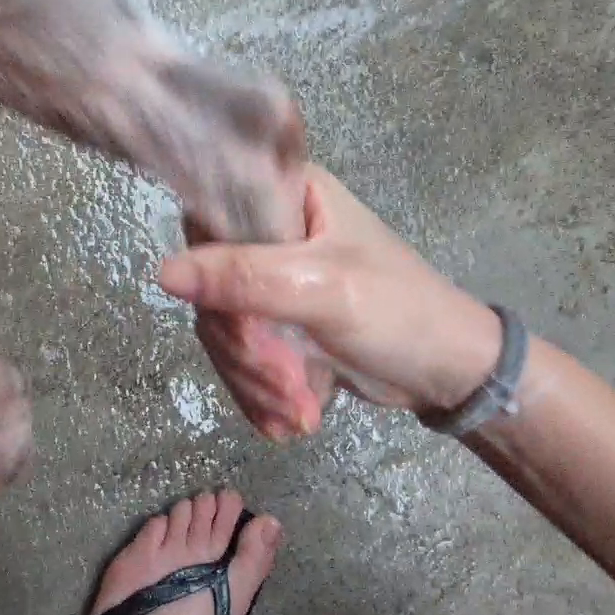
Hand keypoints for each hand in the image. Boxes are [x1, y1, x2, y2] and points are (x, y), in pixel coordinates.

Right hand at [160, 165, 502, 417]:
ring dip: (252, 377)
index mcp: (287, 196)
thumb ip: (245, 278)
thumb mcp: (323, 290)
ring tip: (298, 413)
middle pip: (211, 283)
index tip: (244, 324)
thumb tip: (163, 275)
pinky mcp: (274, 320)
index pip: (211, 218)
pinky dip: (257, 390)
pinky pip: (239, 352)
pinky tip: (288, 419)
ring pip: (221, 326)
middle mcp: (272, 230)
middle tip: (284, 382)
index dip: (211, 272)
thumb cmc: (400, 313)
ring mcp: (271, 277)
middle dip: (243, 346)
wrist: (450, 374)